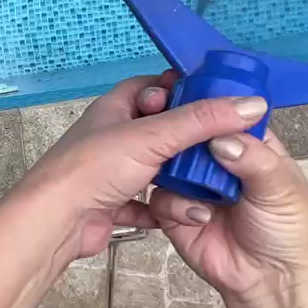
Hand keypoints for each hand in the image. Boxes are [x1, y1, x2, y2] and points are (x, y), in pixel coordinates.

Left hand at [18, 73, 269, 259]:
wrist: (55, 221)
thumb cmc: (93, 169)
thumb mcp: (151, 137)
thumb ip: (200, 121)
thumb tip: (252, 104)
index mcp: (112, 110)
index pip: (149, 87)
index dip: (180, 88)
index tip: (216, 96)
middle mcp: (108, 138)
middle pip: (156, 129)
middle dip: (188, 137)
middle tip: (225, 143)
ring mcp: (108, 173)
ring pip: (154, 169)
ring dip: (180, 177)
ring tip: (213, 181)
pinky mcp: (110, 205)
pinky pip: (145, 204)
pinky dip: (165, 209)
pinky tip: (187, 212)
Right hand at [143, 119, 307, 307]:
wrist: (272, 281)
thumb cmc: (289, 231)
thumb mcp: (280, 188)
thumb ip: (253, 159)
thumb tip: (219, 138)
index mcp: (247, 146)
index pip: (223, 114)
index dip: (205, 103)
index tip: (183, 94)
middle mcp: (215, 162)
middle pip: (187, 135)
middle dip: (177, 134)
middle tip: (168, 132)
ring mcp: (192, 185)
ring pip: (167, 163)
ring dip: (173, 170)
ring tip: (185, 180)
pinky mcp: (173, 211)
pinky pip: (160, 197)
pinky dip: (174, 204)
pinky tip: (196, 215)